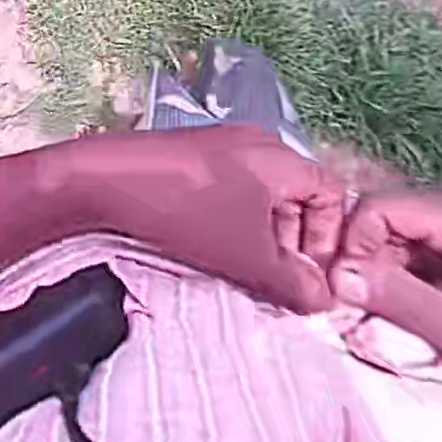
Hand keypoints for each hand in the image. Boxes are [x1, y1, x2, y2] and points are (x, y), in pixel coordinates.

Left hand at [58, 126, 346, 312]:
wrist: (111, 178)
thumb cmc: (190, 211)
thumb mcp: (249, 256)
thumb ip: (294, 282)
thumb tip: (323, 299)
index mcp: (281, 156)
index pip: (330, 195)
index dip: (329, 240)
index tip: (313, 278)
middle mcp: (257, 143)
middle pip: (298, 196)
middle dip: (296, 244)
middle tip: (281, 283)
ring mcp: (224, 146)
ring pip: (264, 196)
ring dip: (265, 237)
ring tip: (248, 271)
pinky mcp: (196, 156)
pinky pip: (234, 190)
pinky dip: (236, 221)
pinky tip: (217, 247)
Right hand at [330, 194, 441, 441]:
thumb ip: (404, 302)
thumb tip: (338, 273)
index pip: (382, 206)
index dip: (354, 241)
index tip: (342, 290)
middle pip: (388, 223)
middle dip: (364, 262)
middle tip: (353, 313)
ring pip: (400, 248)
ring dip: (381, 282)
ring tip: (375, 326)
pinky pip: (420, 270)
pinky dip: (403, 295)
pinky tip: (403, 328)